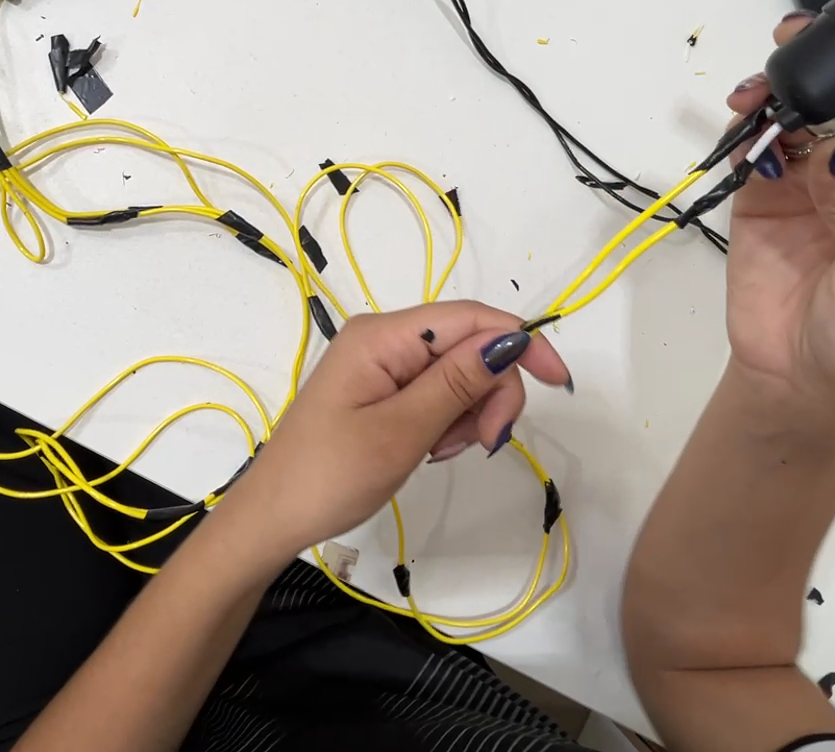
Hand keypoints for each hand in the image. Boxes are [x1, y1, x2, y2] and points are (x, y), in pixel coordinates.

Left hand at [215, 301, 570, 559]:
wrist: (275, 515)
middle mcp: (384, 338)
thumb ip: (457, 383)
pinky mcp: (381, 389)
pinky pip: (435, 392)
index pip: (469, 318)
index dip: (520, 340)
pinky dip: (447, 421)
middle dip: (489, 391)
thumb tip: (510, 340)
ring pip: (457, 373)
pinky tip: (430, 449)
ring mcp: (381, 364)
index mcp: (383, 336)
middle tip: (483, 442)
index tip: (559, 382)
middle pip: (467, 346)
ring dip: (467, 413)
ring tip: (440, 452)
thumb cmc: (332, 475)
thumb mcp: (401, 431)